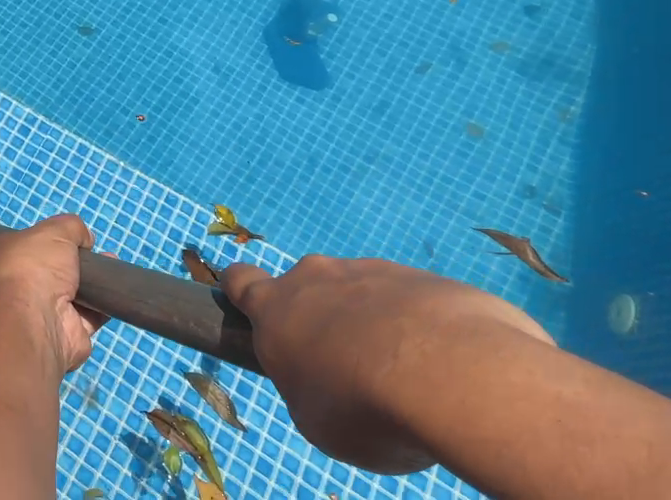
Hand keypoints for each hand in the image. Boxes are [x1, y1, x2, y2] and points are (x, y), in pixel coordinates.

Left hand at [0, 214, 106, 373]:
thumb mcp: (53, 231)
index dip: (33, 239)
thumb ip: (70, 227)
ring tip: (109, 264)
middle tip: (90, 250)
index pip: (11, 245)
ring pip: (69, 291)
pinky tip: (114, 289)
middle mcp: (14, 283)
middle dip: (69, 259)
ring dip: (90, 280)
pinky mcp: (66, 331)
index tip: (56, 236)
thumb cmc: (34, 266)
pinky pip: (88, 314)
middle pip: (45, 268)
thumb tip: (84, 238)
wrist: (40, 318)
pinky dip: (103, 304)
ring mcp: (39, 308)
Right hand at [222, 255, 552, 473]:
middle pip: (311, 288)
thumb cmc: (364, 407)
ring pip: (368, 294)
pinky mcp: (430, 282)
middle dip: (329, 318)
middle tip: (358, 367)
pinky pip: (422, 304)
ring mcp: (373, 273)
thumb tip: (328, 383)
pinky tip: (456, 368)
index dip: (246, 293)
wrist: (456, 380)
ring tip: (417, 374)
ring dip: (381, 323)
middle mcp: (314, 277)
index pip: (239, 279)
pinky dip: (431, 329)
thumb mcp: (318, 422)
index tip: (263, 315)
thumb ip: (308, 389)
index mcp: (273, 306)